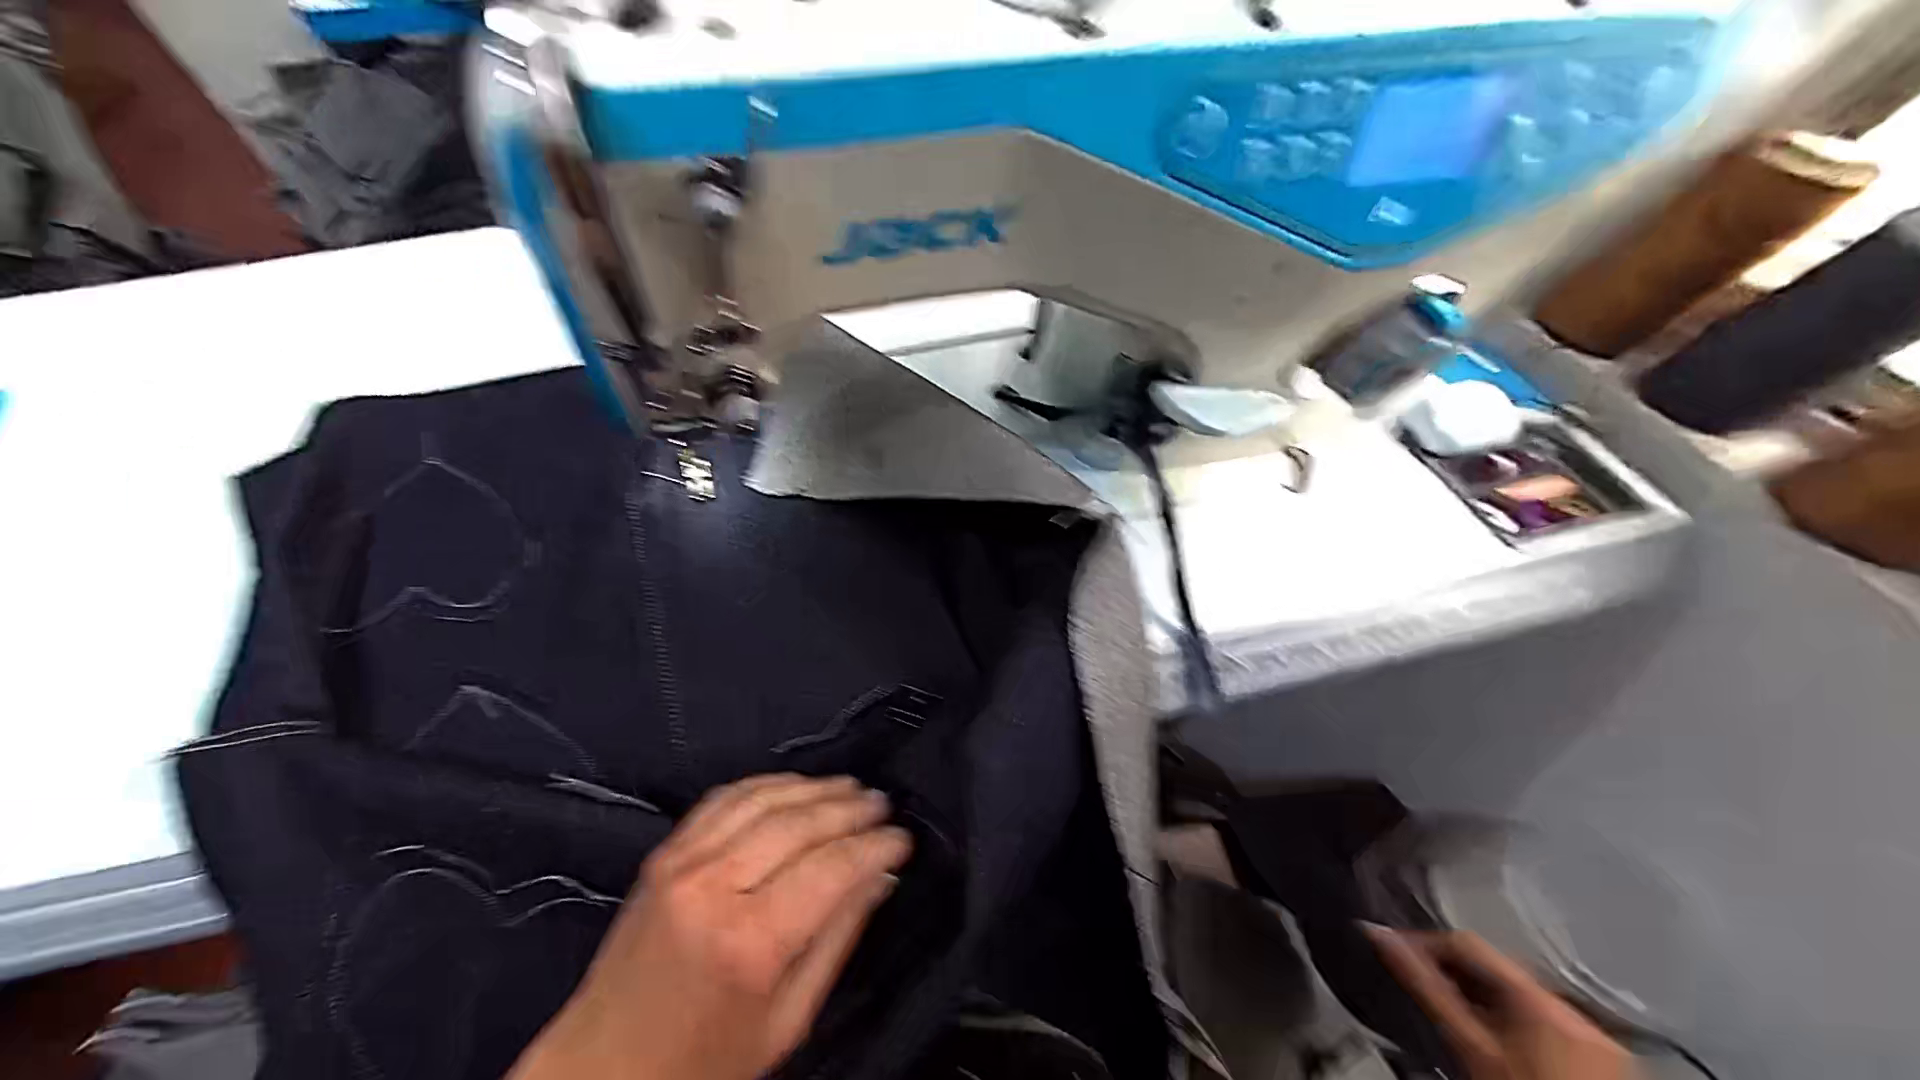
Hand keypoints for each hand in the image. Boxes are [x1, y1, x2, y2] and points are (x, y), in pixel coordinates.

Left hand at [510, 774, 912, 1079]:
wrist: (599, 1072)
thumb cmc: (705, 1061)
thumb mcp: (788, 1019)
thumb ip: (837, 938)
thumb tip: (880, 877)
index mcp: (751, 941)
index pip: (833, 868)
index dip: (875, 846)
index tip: (903, 837)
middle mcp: (715, 887)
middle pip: (801, 824)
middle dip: (851, 809)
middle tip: (883, 804)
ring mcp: (683, 862)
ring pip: (765, 800)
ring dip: (814, 787)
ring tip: (851, 787)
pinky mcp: (663, 853)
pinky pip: (724, 798)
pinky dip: (767, 785)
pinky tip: (796, 786)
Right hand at [1364, 925, 1639, 1079]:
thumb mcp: (1466, 1043)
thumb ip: (1424, 985)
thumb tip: (1380, 935)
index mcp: (1541, 998)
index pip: (1468, 944)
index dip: (1426, 943)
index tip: (1396, 950)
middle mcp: (1575, 1009)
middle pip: (1496, 969)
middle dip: (1456, 974)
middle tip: (1426, 988)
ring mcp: (1597, 1036)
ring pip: (1520, 993)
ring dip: (1482, 996)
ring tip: (1458, 1016)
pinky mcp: (1605, 1058)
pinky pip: (1544, 1017)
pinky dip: (1514, 1018)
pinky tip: (1497, 1036)